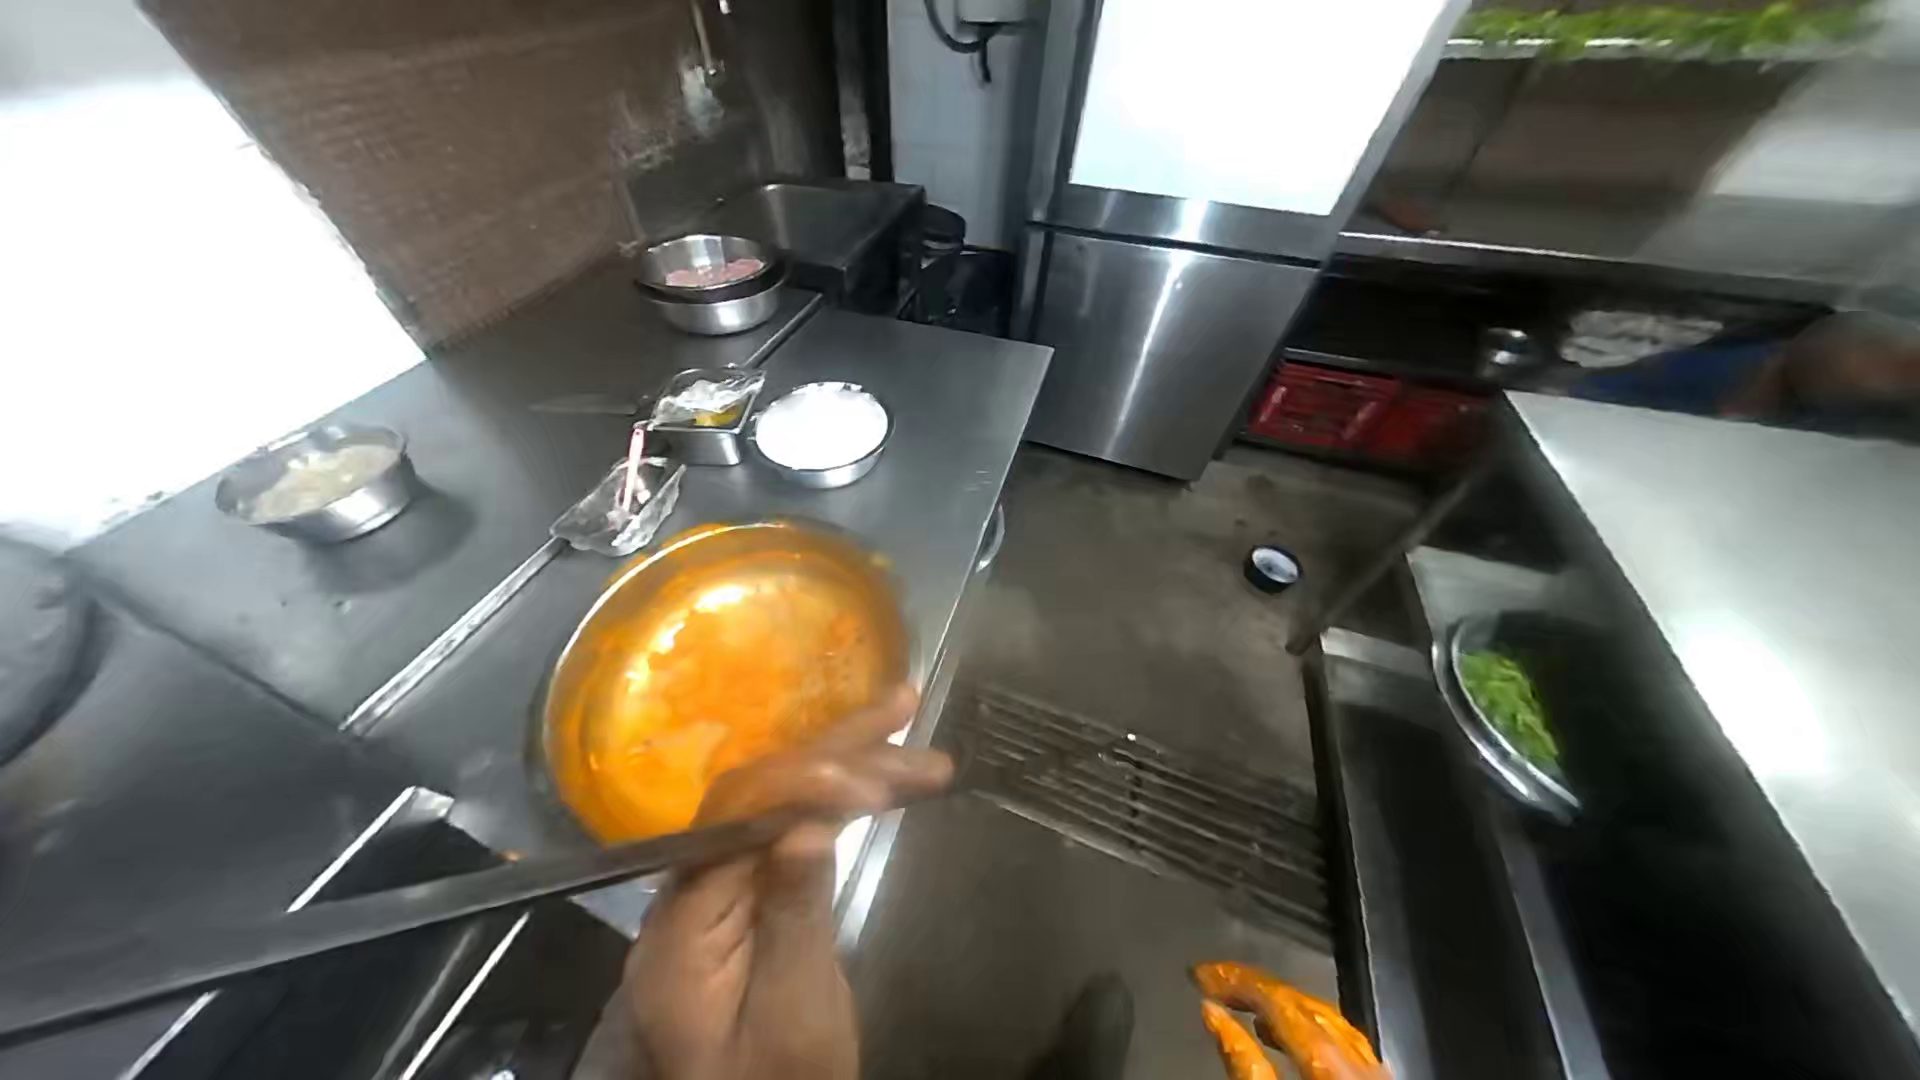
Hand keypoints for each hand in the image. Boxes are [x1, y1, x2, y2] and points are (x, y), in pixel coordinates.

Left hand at [624, 686, 952, 1079]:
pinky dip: (843, 788)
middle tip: (905, 707)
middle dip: (839, 746)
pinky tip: (879, 770)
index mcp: (685, 919)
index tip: (876, 784)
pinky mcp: (753, 879)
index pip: (738, 814)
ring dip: (850, 755)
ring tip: (907, 720)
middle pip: (764, 785)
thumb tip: (808, 825)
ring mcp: (724, 877)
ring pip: (784, 791)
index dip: (805, 782)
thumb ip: (793, 919)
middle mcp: (696, 881)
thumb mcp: (792, 1016)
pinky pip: (795, 815)